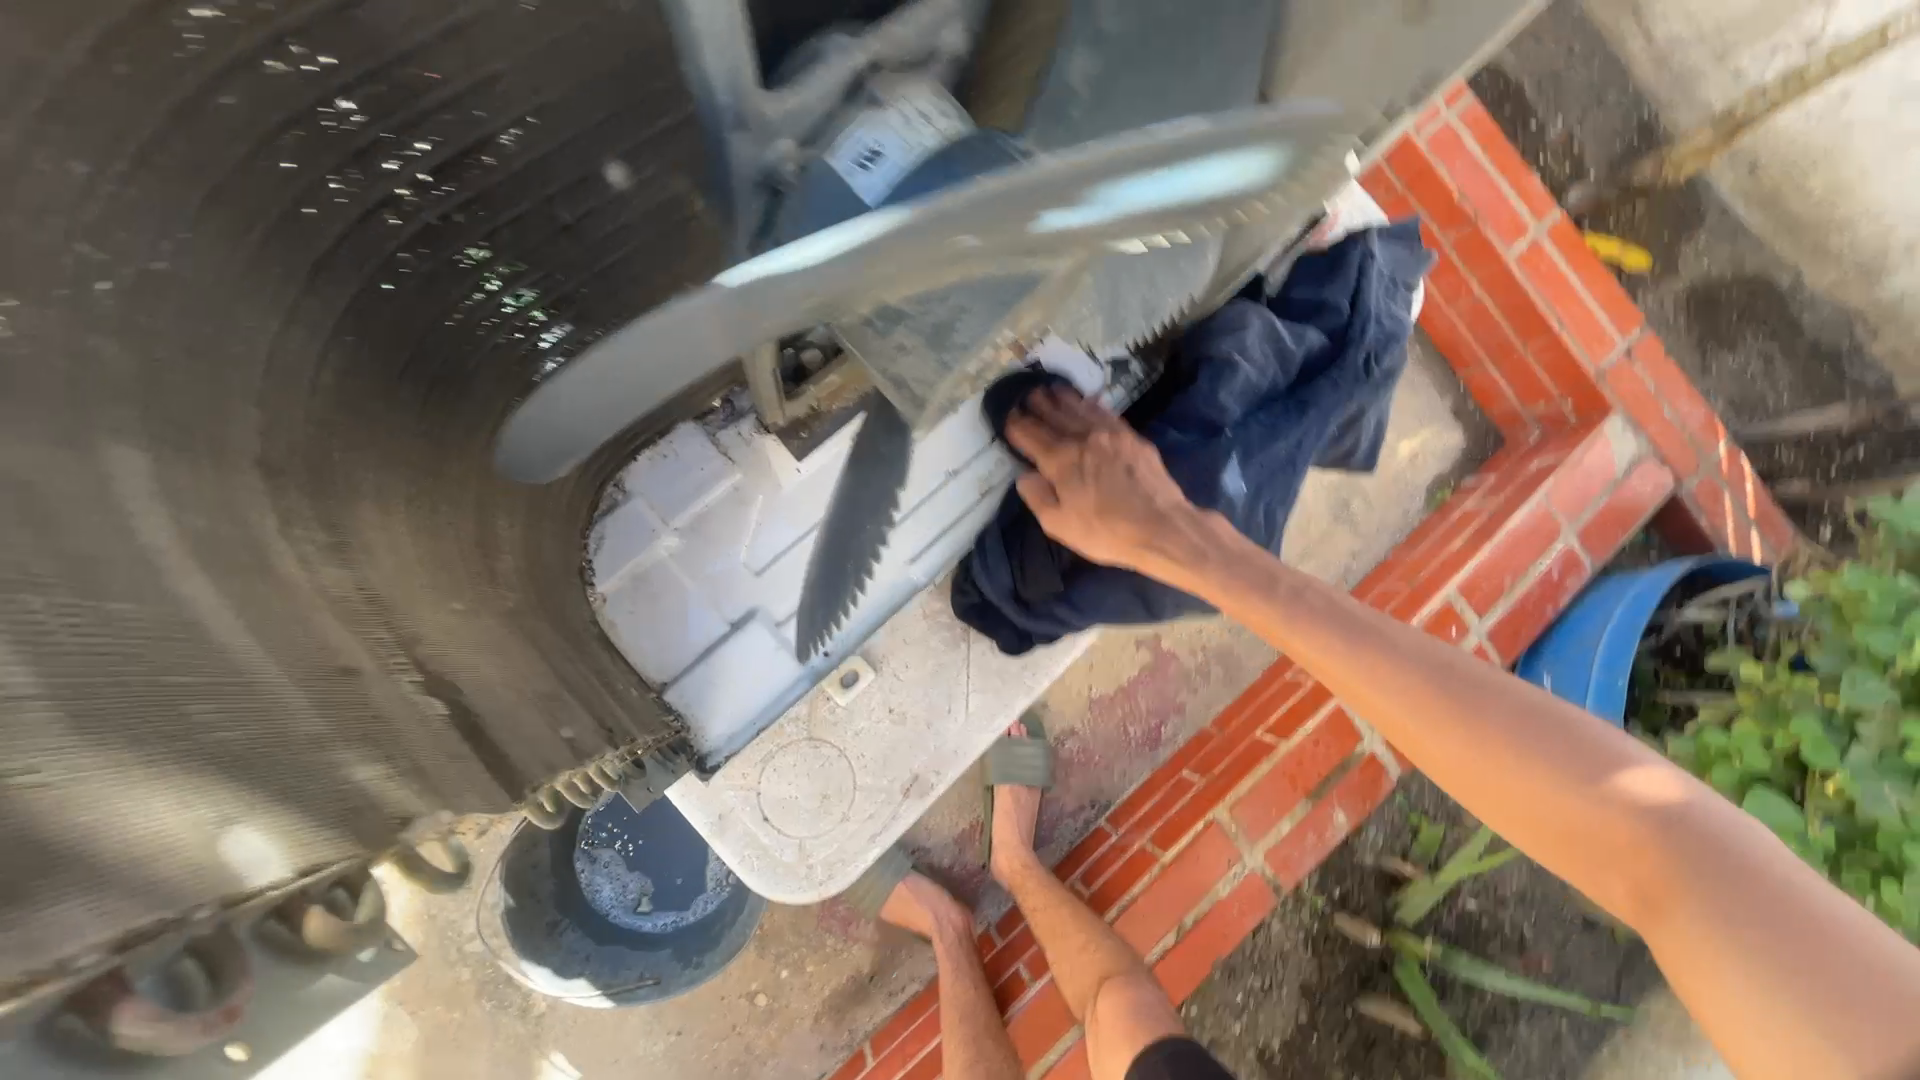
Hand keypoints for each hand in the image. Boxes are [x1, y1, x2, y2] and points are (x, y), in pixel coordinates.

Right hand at [1004, 385, 1209, 576]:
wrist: (1161, 527)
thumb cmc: (1105, 532)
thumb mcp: (1058, 525)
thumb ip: (1037, 497)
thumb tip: (1024, 475)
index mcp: (1060, 461)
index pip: (1030, 435)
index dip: (1016, 424)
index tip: (1007, 415)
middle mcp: (1082, 439)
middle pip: (1054, 415)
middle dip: (1037, 404)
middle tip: (1026, 393)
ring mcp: (1110, 434)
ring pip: (1080, 408)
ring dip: (1063, 397)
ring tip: (1051, 388)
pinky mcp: (1132, 437)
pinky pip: (1106, 413)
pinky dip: (1092, 404)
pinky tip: (1088, 400)